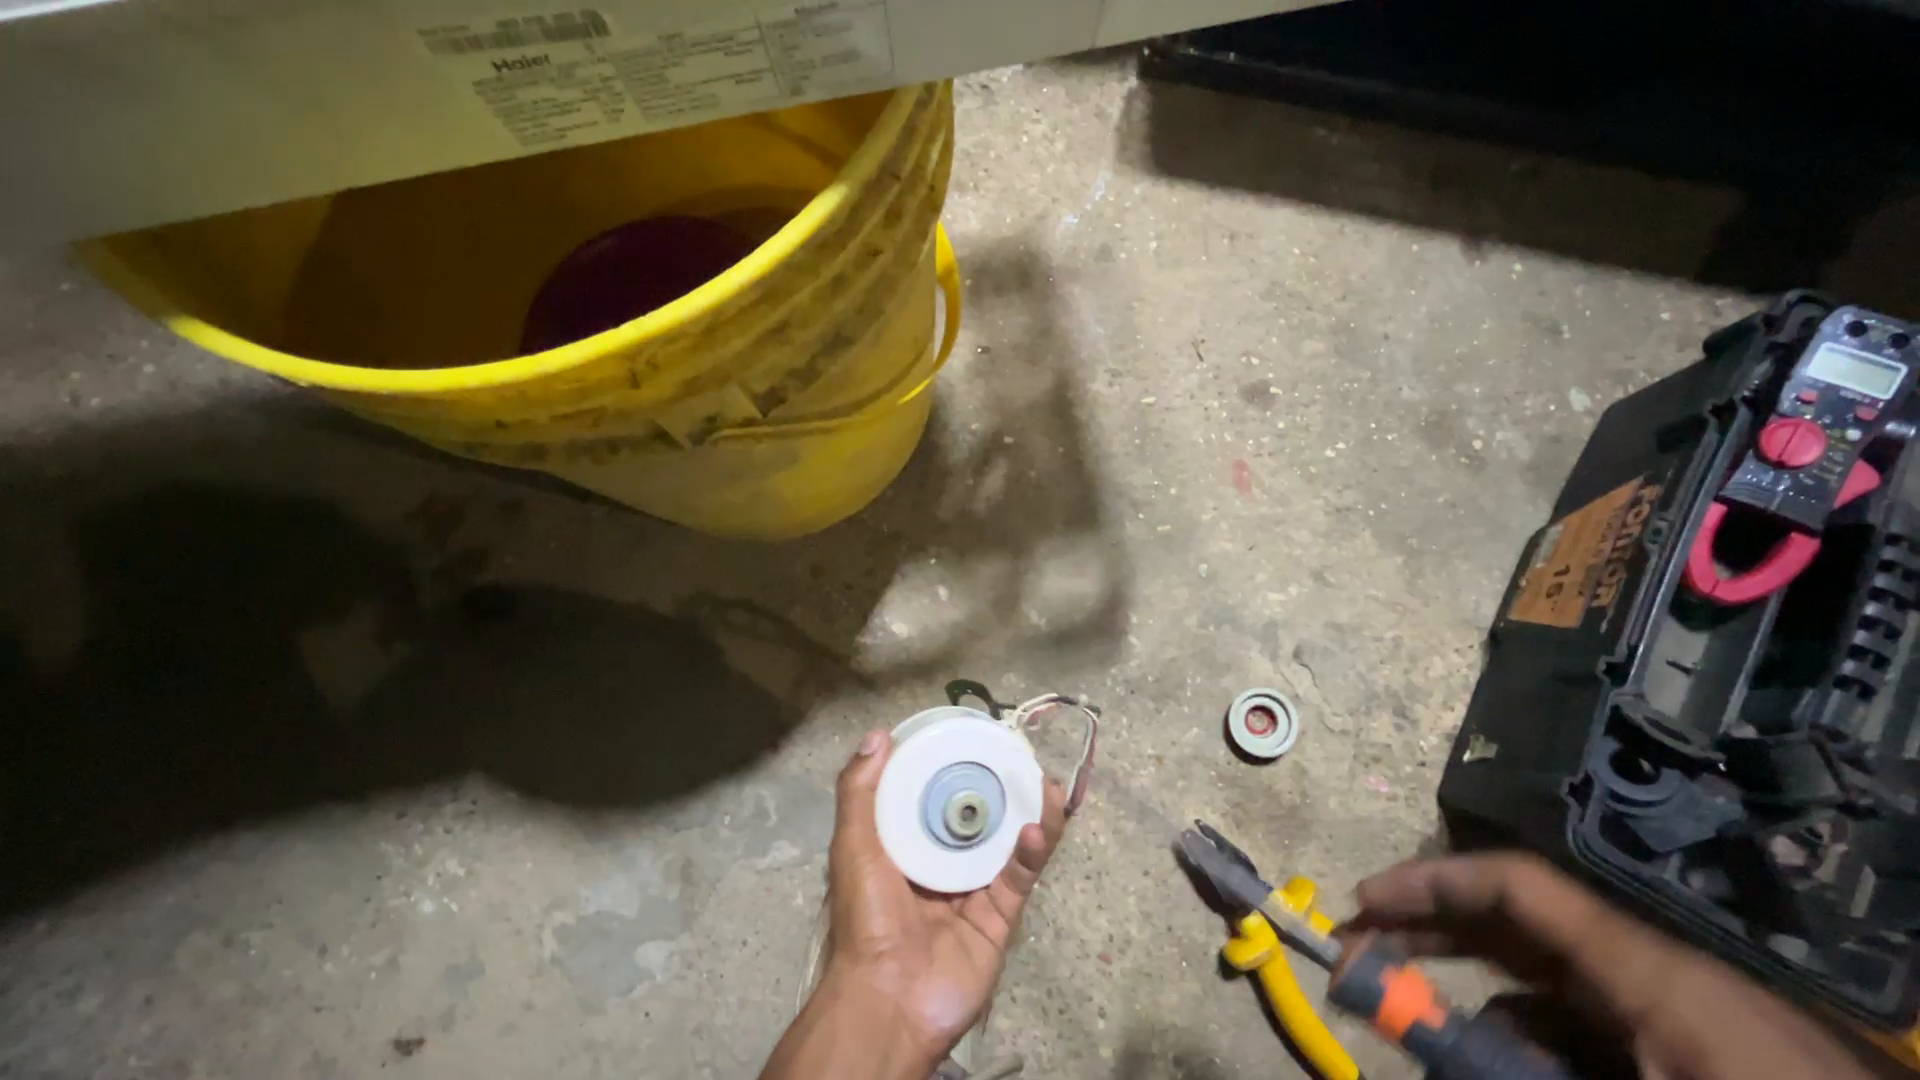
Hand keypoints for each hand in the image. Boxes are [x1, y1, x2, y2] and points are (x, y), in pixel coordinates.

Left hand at [760, 730, 1068, 1079]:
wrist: (887, 999)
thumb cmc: (865, 917)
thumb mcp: (851, 847)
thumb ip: (859, 792)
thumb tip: (878, 735)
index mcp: (905, 846)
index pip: (932, 797)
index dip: (951, 767)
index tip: (970, 736)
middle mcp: (942, 863)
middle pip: (977, 816)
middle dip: (1000, 786)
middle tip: (1020, 754)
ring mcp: (974, 889)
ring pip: (1008, 842)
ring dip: (1029, 811)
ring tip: (1045, 780)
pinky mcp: (1000, 916)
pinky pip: (1020, 876)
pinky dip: (1032, 851)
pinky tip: (1038, 826)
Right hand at [1341, 853, 1873, 1079]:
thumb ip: (1516, 1065)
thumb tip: (1424, 1047)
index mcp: (1645, 969)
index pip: (1516, 885)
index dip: (1430, 882)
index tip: (1363, 905)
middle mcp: (1649, 971)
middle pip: (1515, 920)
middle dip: (1431, 930)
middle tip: (1359, 950)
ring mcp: (1669, 1009)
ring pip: (1544, 978)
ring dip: (1475, 994)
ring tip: (1418, 1019)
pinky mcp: (1683, 1043)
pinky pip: (1582, 1022)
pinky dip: (1530, 1035)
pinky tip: (1498, 1057)